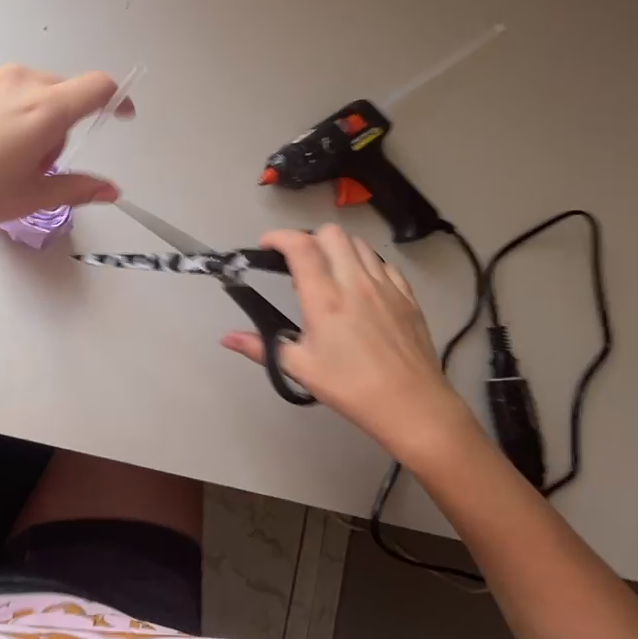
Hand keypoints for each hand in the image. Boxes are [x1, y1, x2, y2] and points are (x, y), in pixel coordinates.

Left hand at [0, 66, 121, 245]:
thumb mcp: (28, 199)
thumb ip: (77, 188)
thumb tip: (110, 189)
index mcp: (44, 110)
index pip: (98, 87)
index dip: (114, 100)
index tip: (115, 114)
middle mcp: (13, 81)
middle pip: (54, 89)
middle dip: (56, 120)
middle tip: (32, 161)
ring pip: (12, 87)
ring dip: (15, 112)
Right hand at [222, 224, 476, 453]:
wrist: (411, 404)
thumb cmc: (350, 387)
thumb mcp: (299, 368)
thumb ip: (260, 347)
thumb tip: (226, 338)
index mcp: (324, 298)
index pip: (300, 246)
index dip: (278, 237)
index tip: (266, 246)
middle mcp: (355, 282)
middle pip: (332, 234)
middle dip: (308, 238)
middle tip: (296, 263)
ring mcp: (386, 286)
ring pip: (359, 244)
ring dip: (337, 249)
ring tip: (327, 271)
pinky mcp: (407, 296)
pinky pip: (384, 264)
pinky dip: (366, 265)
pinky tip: (360, 286)